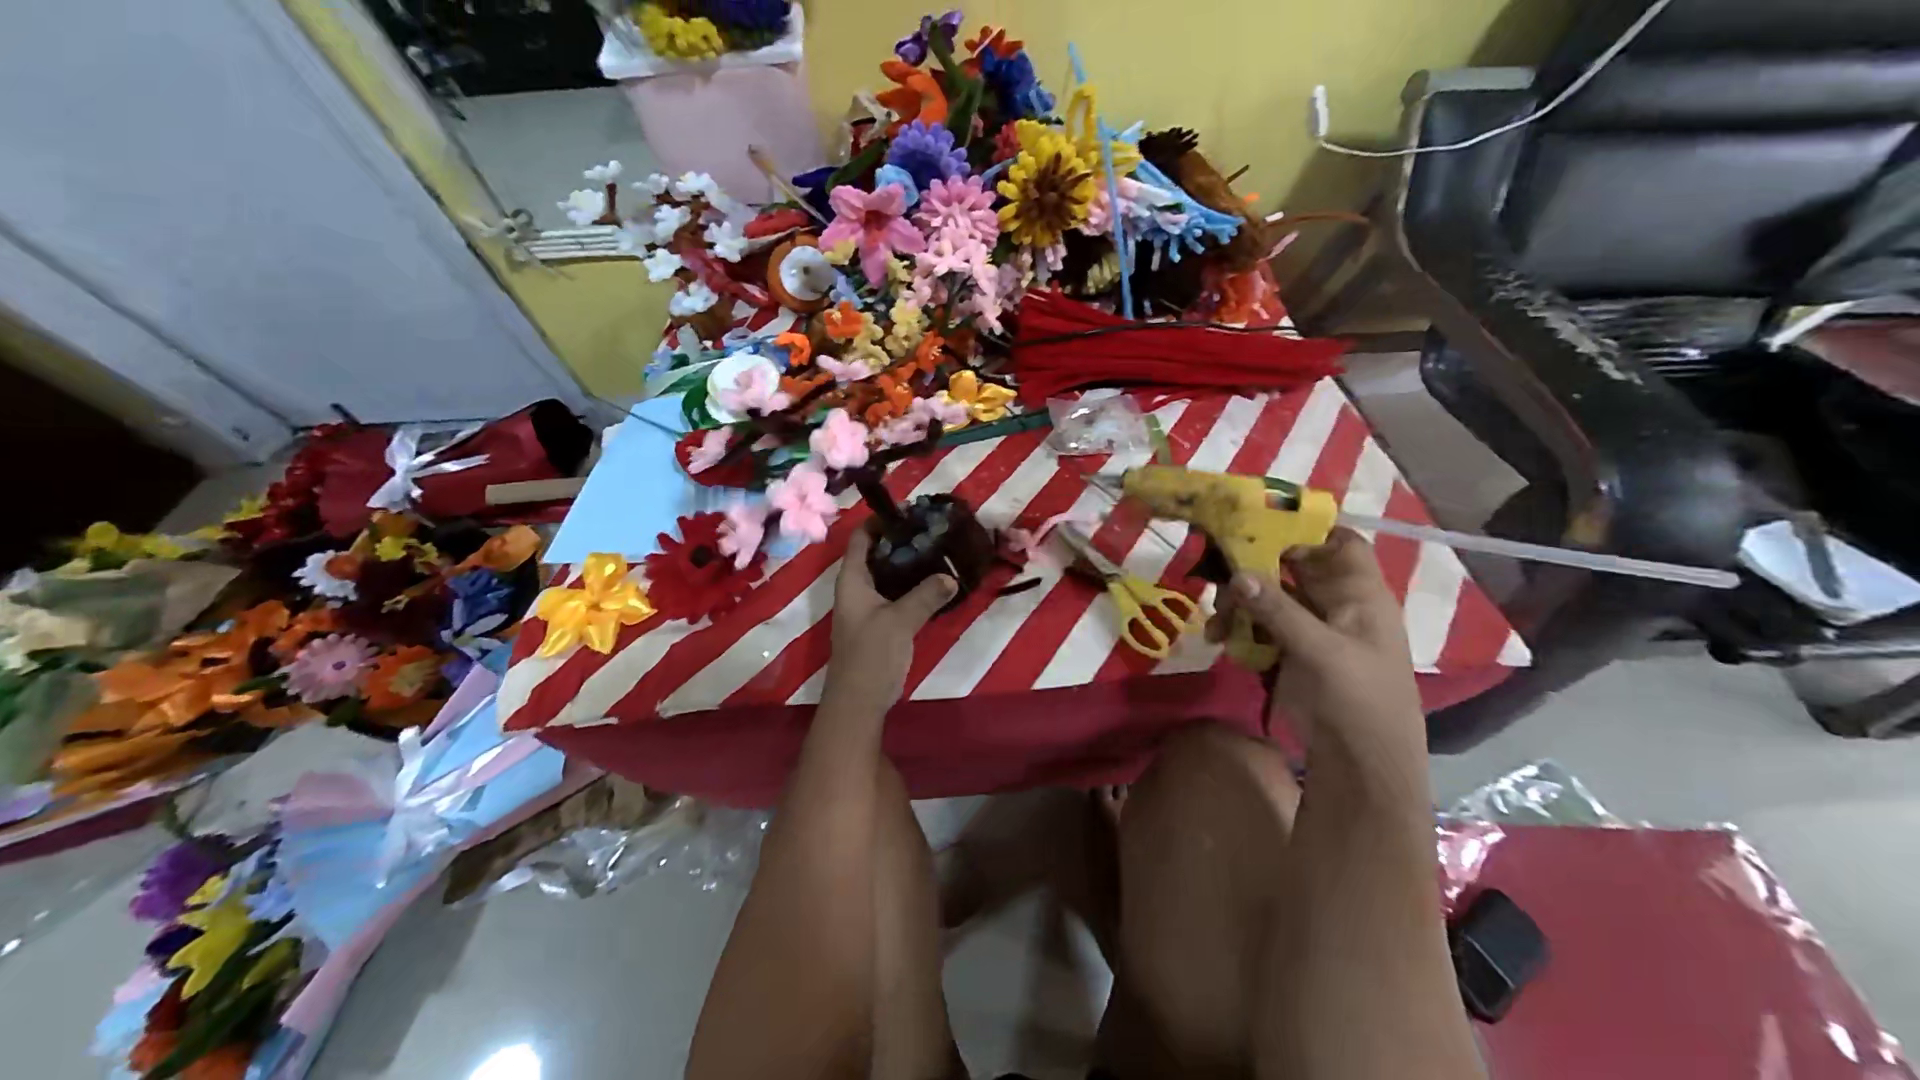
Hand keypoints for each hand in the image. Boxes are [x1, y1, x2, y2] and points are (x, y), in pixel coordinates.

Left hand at [822, 525, 957, 714]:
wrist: (858, 703)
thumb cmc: (871, 655)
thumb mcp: (900, 621)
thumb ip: (925, 595)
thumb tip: (950, 576)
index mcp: (852, 580)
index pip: (860, 538)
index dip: (880, 521)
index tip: (910, 512)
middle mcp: (857, 589)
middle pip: (877, 554)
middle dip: (902, 541)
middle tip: (934, 531)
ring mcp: (868, 608)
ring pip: (888, 576)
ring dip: (910, 564)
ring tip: (940, 552)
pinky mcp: (880, 625)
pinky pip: (897, 595)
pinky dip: (913, 586)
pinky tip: (937, 585)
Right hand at [1208, 528, 1423, 751]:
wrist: (1359, 762)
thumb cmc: (1359, 699)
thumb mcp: (1321, 651)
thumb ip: (1279, 610)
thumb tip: (1237, 573)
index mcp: (1359, 595)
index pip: (1340, 543)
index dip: (1307, 530)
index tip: (1260, 527)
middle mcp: (1334, 604)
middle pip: (1292, 568)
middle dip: (1255, 567)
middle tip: (1219, 576)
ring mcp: (1309, 629)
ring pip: (1268, 597)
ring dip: (1239, 603)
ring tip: (1216, 623)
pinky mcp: (1288, 652)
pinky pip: (1258, 627)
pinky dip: (1238, 628)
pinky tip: (1219, 640)